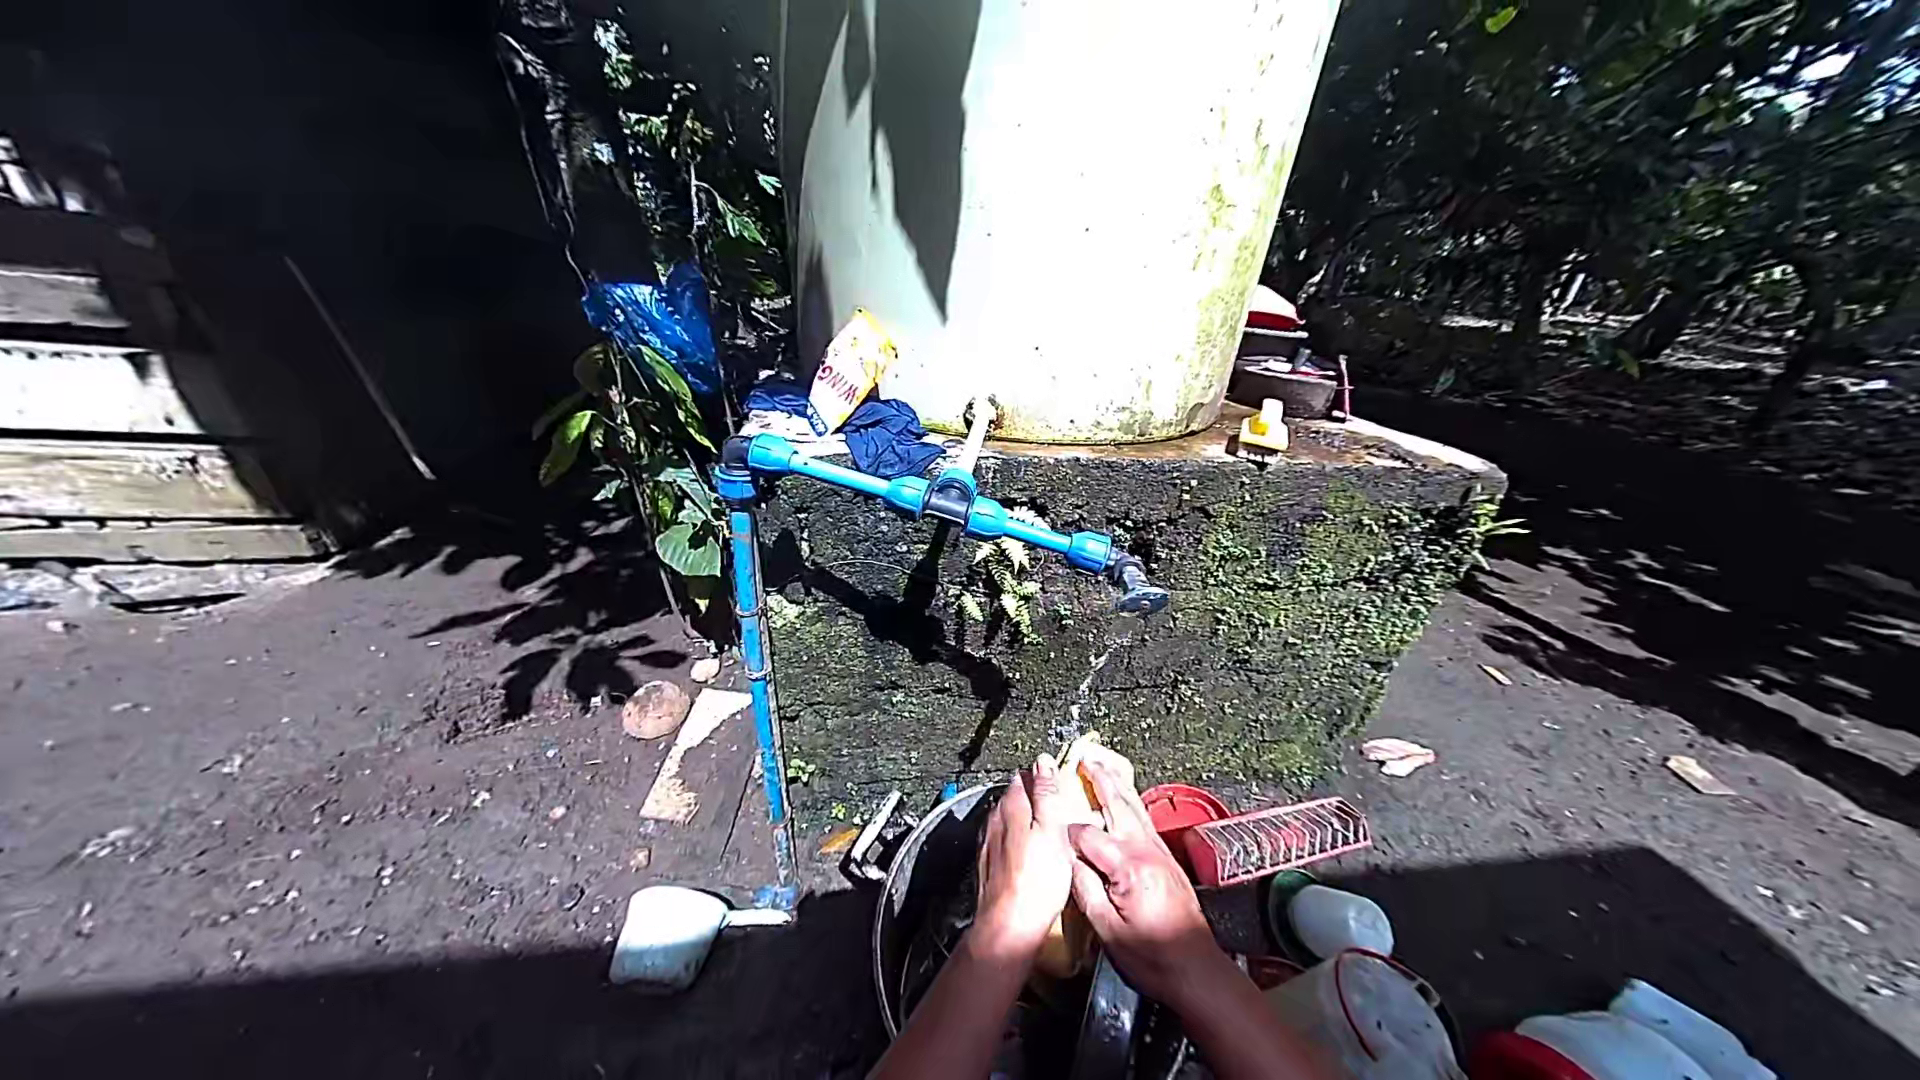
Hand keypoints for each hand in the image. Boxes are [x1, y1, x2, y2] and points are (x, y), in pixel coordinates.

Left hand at [971, 754, 1075, 957]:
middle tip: (1056, 806)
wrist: (1010, 927)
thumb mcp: (1053, 830)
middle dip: (1034, 798)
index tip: (1057, 782)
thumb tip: (1043, 763)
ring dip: (1026, 821)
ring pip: (1009, 820)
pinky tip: (1030, 855)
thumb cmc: (1035, 883)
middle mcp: (996, 820)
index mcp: (1012, 806)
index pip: (1025, 777)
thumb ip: (1047, 793)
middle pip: (1016, 797)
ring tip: (1047, 832)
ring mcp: (990, 842)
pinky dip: (1018, 842)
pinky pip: (1005, 842)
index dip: (1042, 777)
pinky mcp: (990, 864)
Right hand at [1067, 747, 1231, 1008]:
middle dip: (1098, 778)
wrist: (1196, 971)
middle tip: (1084, 758)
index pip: (1087, 835)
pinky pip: (1143, 817)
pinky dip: (1129, 799)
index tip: (1056, 836)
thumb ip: (1084, 888)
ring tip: (1102, 765)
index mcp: (1128, 867)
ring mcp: (1158, 851)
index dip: (1068, 835)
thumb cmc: (1155, 958)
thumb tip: (1068, 860)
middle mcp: (1145, 851)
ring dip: (1116, 782)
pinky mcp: (1166, 857)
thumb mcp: (1107, 930)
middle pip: (1116, 803)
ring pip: (1133, 805)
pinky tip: (1124, 796)